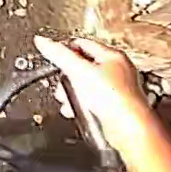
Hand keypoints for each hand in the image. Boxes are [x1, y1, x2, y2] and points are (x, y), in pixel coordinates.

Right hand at [32, 36, 156, 142]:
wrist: (128, 130)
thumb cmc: (113, 98)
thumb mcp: (78, 70)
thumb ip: (58, 54)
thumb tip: (42, 41)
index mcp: (113, 56)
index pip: (81, 43)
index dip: (65, 50)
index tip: (53, 57)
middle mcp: (117, 71)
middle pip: (81, 65)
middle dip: (67, 76)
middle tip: (61, 82)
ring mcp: (116, 90)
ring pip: (84, 84)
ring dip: (70, 91)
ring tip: (65, 98)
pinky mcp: (113, 107)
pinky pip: (90, 100)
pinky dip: (79, 103)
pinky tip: (73, 109)